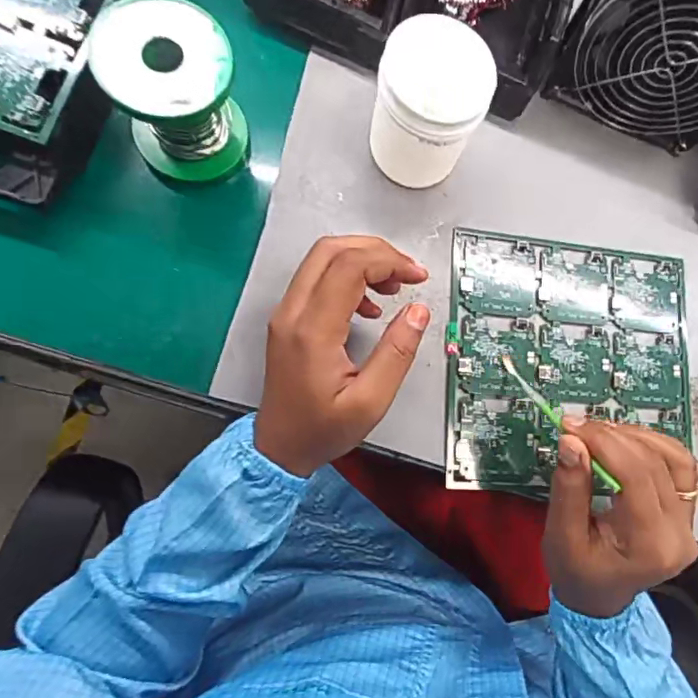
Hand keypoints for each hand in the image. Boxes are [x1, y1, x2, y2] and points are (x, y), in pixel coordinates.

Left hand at [255, 236, 430, 475]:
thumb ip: (396, 354)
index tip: (416, 277)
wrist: (279, 446)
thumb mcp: (370, 402)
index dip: (388, 261)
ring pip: (320, 260)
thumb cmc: (320, 430)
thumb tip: (417, 312)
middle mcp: (291, 314)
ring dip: (360, 261)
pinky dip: (345, 278)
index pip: (348, 267)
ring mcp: (285, 315)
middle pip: (330, 251)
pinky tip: (368, 305)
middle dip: (375, 252)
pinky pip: (315, 280)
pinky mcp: (286, 320)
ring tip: (392, 288)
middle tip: (406, 273)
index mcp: (312, 332)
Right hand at [543, 418, 697, 617]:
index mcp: (650, 545)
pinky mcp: (686, 514)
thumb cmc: (575, 574)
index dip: (604, 443)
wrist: (596, 599)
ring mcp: (688, 524)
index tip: (571, 427)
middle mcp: (680, 533)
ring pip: (676, 459)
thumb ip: (569, 488)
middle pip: (656, 464)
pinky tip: (622, 442)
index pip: (636, 476)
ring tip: (599, 432)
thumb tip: (571, 442)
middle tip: (577, 427)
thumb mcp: (560, 536)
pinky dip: (651, 447)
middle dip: (613, 436)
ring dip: (636, 437)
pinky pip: (680, 468)